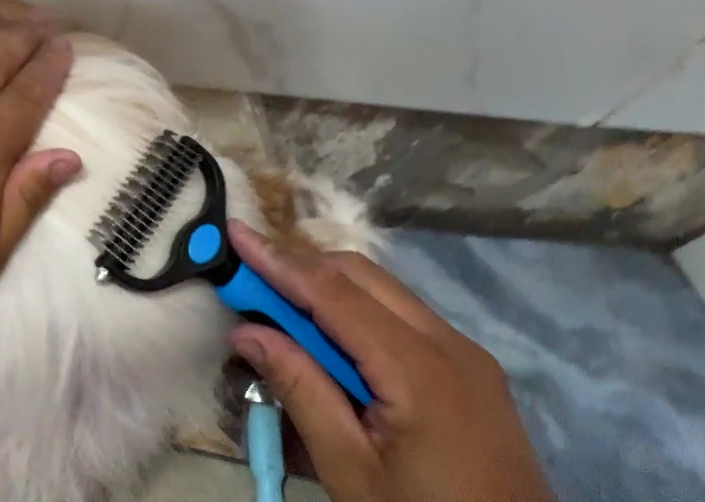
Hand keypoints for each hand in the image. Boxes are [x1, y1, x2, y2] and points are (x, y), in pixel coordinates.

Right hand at [226, 222, 555, 501]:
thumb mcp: (351, 471)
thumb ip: (300, 391)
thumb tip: (245, 331)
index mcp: (419, 369)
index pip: (333, 291)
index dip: (278, 260)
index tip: (232, 233)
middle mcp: (450, 343)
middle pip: (359, 275)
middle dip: (299, 266)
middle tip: (247, 279)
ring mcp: (467, 353)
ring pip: (382, 289)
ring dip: (326, 286)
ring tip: (277, 307)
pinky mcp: (472, 369)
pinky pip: (403, 315)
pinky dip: (357, 310)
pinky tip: (329, 339)